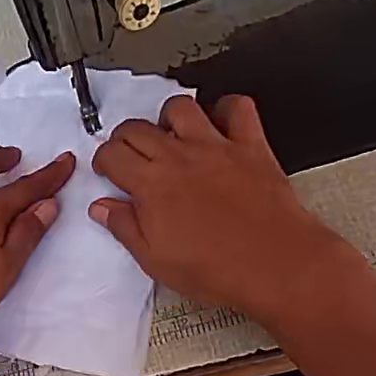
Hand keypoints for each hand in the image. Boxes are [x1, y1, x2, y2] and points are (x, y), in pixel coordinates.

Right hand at [90, 94, 363, 324]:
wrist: (272, 265)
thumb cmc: (217, 268)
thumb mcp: (155, 260)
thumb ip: (125, 227)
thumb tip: (103, 209)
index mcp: (152, 186)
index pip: (113, 155)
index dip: (103, 160)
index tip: (106, 169)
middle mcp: (180, 159)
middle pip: (138, 128)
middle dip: (124, 138)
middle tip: (127, 153)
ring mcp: (216, 148)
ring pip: (181, 108)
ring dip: (167, 116)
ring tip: (167, 133)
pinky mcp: (250, 147)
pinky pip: (237, 108)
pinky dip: (225, 108)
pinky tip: (218, 123)